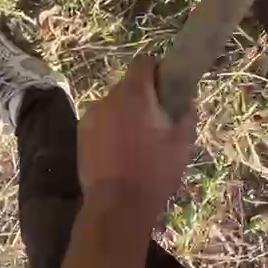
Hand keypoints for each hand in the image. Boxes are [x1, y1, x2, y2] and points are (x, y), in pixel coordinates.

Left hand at [77, 57, 196, 230]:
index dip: (157, 70)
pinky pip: (101, 120)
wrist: (117, 205)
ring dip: (126, 113)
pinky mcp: (81, 133)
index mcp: (134, 94)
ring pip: (114, 104)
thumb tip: (186, 100)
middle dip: (143, 96)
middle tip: (157, 120)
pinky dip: (111, 128)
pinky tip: (120, 152)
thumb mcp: (181, 143)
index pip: (144, 62)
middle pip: (128, 84)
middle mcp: (109, 97)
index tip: (167, 87)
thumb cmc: (154, 172)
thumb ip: (186, 114)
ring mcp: (92, 115)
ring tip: (137, 141)